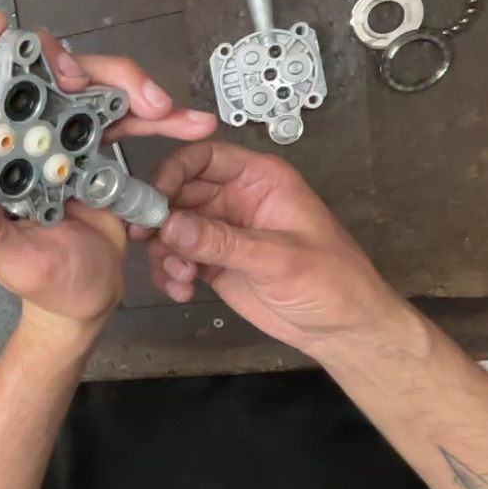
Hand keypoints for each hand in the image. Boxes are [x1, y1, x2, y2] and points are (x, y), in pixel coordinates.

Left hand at [0, 11, 216, 335]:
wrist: (91, 295)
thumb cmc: (43, 282)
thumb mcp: (10, 260)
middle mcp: (6, 139)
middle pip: (20, 73)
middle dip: (56, 60)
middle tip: (84, 77)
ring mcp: (49, 134)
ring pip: (76, 79)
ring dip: (120, 79)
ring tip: (157, 103)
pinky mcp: (89, 139)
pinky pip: (119, 109)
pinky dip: (154, 111)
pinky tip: (187, 120)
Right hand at [144, 140, 417, 357]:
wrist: (341, 330)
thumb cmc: (332, 282)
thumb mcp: (277, 258)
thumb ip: (220, 241)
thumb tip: (169, 225)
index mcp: (259, 180)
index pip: (205, 158)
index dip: (173, 171)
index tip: (153, 199)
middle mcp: (234, 200)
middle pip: (178, 192)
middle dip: (159, 218)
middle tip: (146, 241)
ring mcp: (220, 232)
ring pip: (171, 228)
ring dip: (164, 252)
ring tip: (179, 276)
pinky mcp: (210, 262)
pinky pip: (175, 257)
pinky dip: (169, 273)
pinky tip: (181, 290)